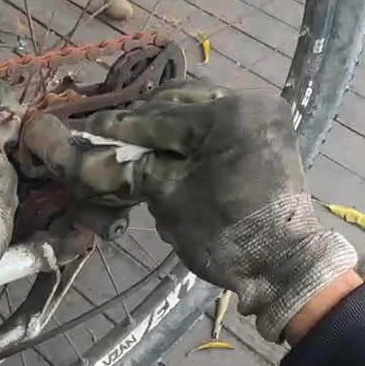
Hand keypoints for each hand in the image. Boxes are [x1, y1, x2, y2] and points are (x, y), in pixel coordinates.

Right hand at [21, 82, 356, 341]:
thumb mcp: (168, 200)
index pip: (154, 118)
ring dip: (161, 120)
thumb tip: (81, 150)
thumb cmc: (228, 236)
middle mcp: (246, 99)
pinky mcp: (261, 127)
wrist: (286, 266)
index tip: (78, 131)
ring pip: (193, 103)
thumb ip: (127, 167)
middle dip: (137, 123)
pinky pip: (213, 114)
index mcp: (226, 113)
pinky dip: (186, 125)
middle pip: (173, 102)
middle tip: (102, 139)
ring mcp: (258, 111)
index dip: (113, 129)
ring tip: (132, 142)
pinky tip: (165, 142)